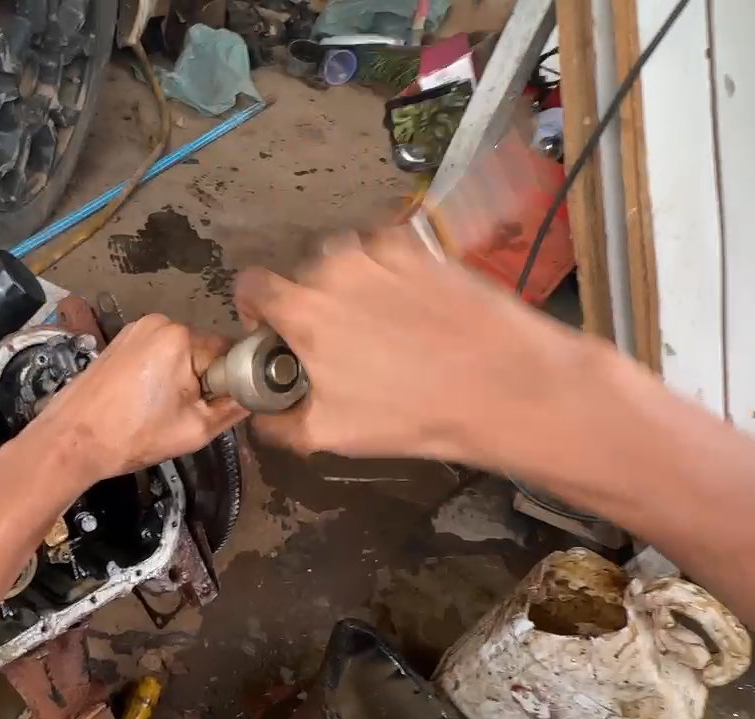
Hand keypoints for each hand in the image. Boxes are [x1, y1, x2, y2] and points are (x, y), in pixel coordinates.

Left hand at [19, 314, 248, 485]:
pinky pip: (157, 354)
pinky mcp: (120, 340)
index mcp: (181, 337)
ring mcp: (136, 328)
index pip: (230, 352)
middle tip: (187, 415)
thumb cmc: (132, 437)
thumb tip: (257, 395)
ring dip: (182, 378)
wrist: (72, 439)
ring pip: (181, 353)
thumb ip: (234, 408)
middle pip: (204, 350)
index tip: (222, 406)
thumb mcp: (195, 430)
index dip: (232, 382)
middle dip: (204, 380)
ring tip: (161, 410)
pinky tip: (145, 401)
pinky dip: (161, 374)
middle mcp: (160, 322)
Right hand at [233, 230, 635, 476]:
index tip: (272, 332)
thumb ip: (278, 424)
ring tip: (370, 322)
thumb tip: (260, 419)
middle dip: (305, 304)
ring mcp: (384, 252)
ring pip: (342, 260)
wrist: (502, 385)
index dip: (254, 309)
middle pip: (299, 276)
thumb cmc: (409, 413)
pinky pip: (384, 251)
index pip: (251, 285)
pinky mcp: (424, 248)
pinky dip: (382, 271)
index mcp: (304, 311)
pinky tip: (403, 304)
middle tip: (331, 342)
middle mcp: (337, 269)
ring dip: (343, 285)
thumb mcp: (329, 434)